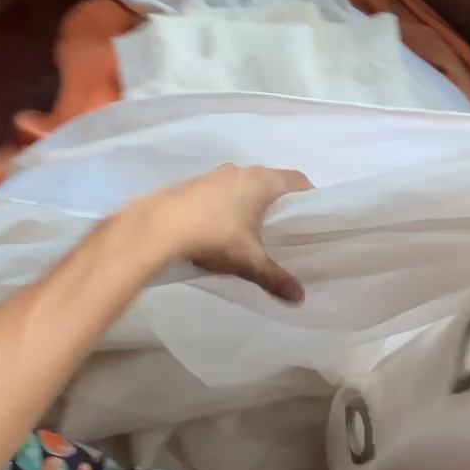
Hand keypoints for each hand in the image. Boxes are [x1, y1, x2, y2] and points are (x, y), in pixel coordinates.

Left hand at [126, 164, 311, 302]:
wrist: (158, 227)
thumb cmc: (214, 237)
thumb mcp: (249, 261)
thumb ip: (276, 277)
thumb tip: (300, 298)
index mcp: (262, 181)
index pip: (298, 180)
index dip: (309, 196)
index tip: (311, 217)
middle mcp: (241, 170)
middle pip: (271, 181)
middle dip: (279, 203)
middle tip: (284, 229)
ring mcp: (215, 174)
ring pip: (244, 184)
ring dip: (250, 202)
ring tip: (252, 230)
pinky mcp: (194, 183)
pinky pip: (222, 190)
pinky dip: (228, 204)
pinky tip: (221, 227)